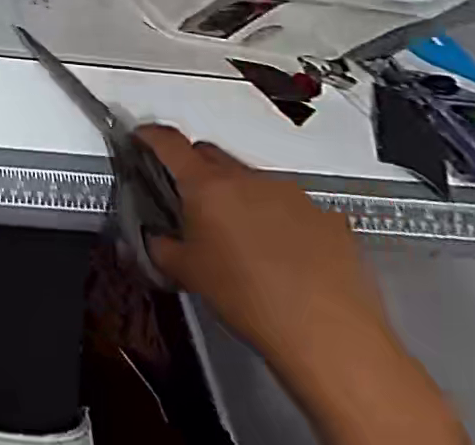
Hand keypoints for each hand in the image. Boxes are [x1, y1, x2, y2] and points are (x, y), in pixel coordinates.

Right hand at [136, 125, 466, 443]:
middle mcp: (248, 179)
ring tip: (239, 238)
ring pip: (251, 180)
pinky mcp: (326, 217)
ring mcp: (291, 195)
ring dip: (238, 196)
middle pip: (210, 155)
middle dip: (194, 169)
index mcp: (207, 185)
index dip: (151, 136)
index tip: (144, 137)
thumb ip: (161, 245)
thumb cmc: (251, 301)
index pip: (169, 143)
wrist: (330, 337)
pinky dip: (276, 218)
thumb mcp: (187, 273)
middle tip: (188, 200)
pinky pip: (289, 205)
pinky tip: (279, 255)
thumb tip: (155, 239)